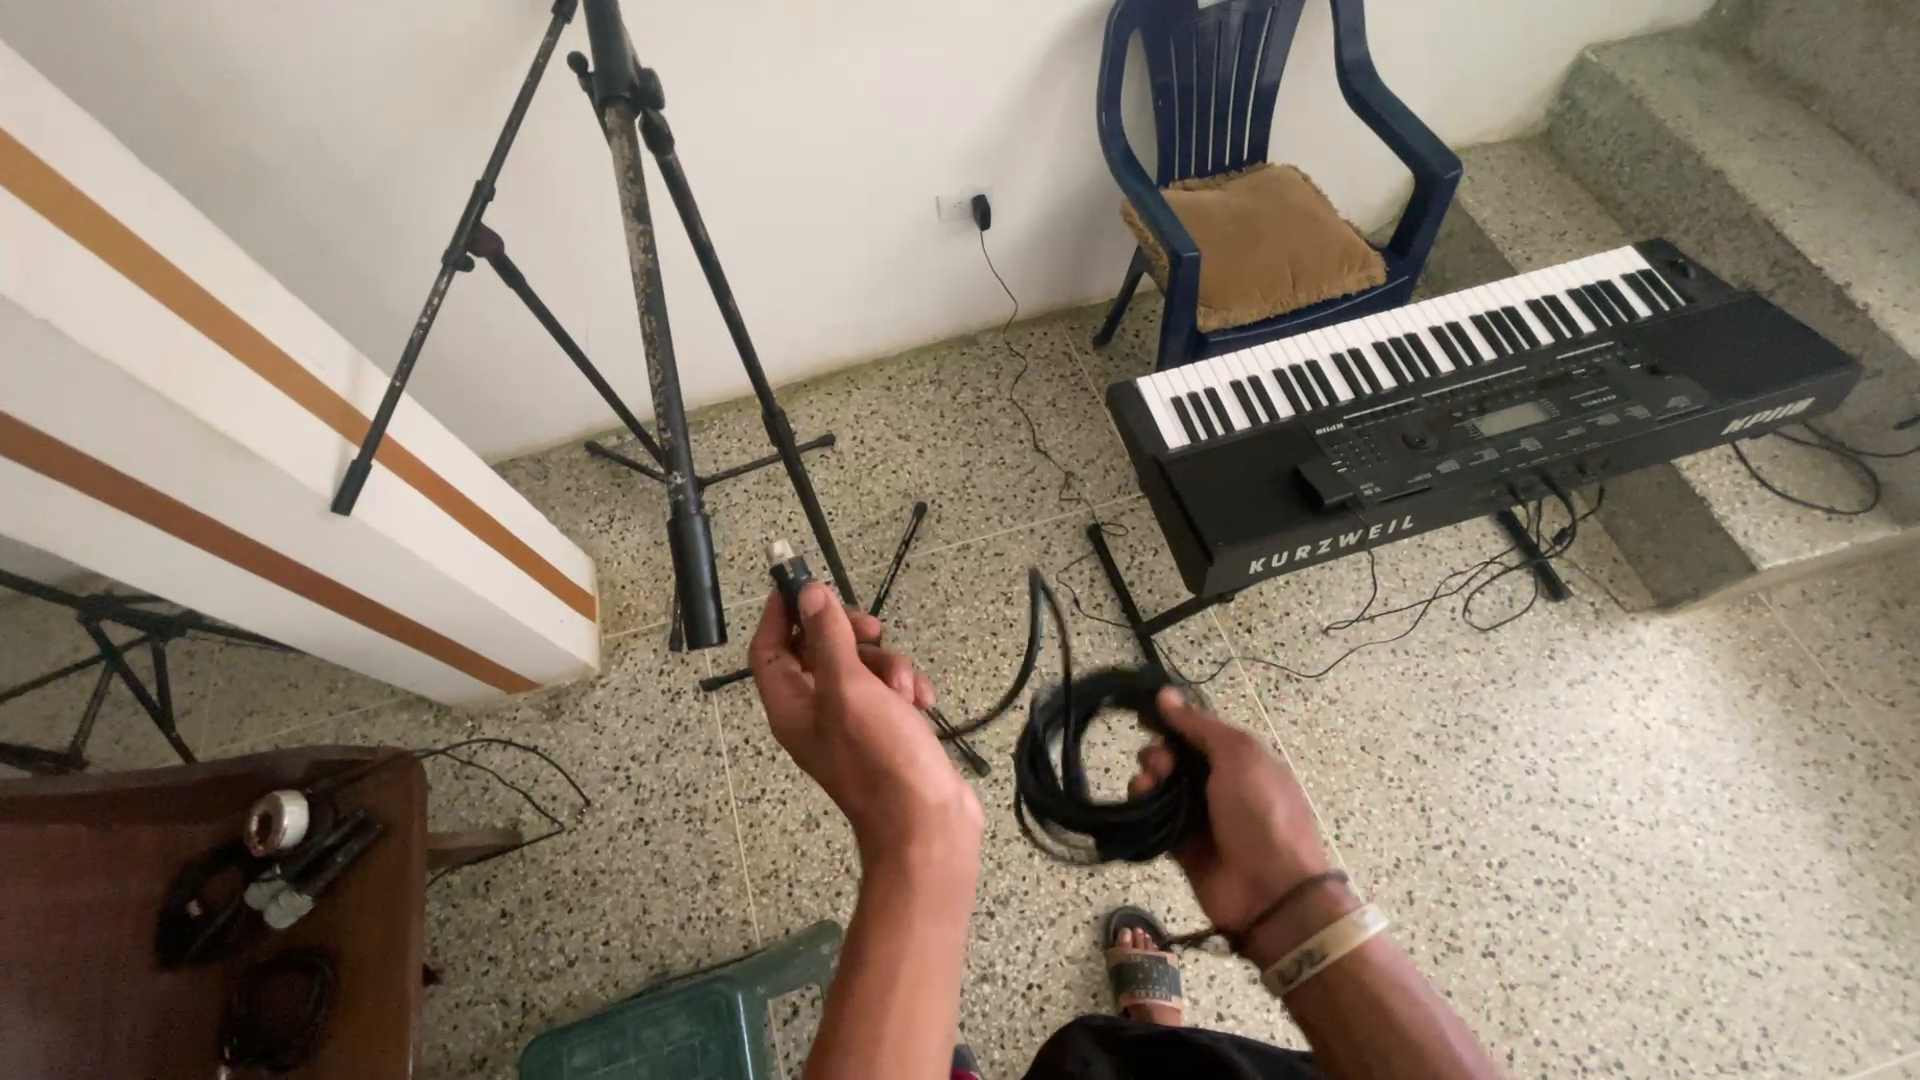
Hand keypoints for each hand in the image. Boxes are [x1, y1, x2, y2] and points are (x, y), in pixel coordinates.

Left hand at [749, 583, 982, 871]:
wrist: (927, 824)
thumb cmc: (880, 757)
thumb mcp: (850, 689)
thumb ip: (828, 638)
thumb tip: (808, 594)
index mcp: (791, 705)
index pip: (769, 648)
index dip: (780, 613)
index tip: (803, 582)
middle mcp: (815, 711)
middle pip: (820, 650)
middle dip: (850, 635)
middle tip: (873, 630)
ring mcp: (852, 721)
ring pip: (863, 666)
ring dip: (890, 666)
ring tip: (907, 691)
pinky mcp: (886, 728)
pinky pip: (889, 689)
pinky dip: (907, 688)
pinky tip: (924, 702)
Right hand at [1131, 686, 1331, 934]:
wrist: (1270, 891)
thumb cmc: (1261, 811)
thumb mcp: (1238, 755)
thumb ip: (1199, 725)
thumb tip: (1165, 694)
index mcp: (1242, 760)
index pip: (1200, 731)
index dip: (1173, 721)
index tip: (1145, 715)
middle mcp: (1220, 784)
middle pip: (1177, 756)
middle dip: (1161, 751)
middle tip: (1161, 762)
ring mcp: (1200, 815)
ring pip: (1161, 784)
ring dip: (1148, 774)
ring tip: (1149, 783)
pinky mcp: (1180, 844)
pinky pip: (1153, 815)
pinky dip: (1142, 803)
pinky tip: (1140, 798)